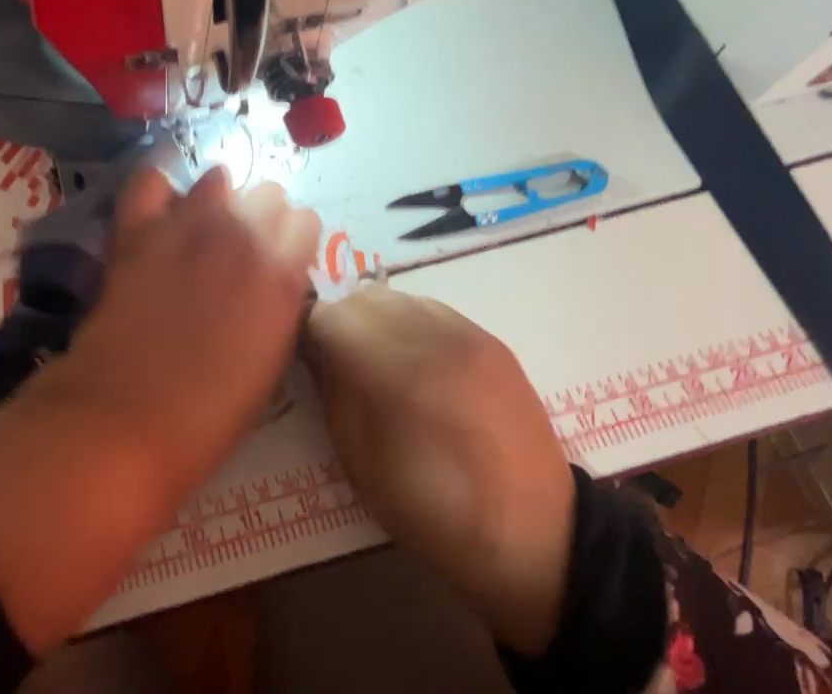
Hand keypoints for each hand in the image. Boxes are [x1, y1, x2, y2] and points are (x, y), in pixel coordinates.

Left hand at [0, 166, 320, 652]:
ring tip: (209, 216)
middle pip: (266, 195)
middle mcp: (243, 242)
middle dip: (261, 213)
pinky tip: (164, 197)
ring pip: (216, 182)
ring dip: (218, 196)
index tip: (282, 256)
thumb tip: (272, 285)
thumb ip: (275, 312)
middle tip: (245, 241)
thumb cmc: (208, 420)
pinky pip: (150, 185)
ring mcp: (187, 232)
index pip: (305, 224)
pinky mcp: (138, 235)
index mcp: (282, 281)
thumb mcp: (266, 367)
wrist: (126, 420)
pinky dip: (159, 186)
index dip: (293, 238)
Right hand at [305, 285, 574, 655]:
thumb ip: (333, 392)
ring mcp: (468, 333)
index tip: (296, 355)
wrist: (535, 535)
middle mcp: (434, 335)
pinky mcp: (491, 340)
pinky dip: (408, 324)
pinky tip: (410, 362)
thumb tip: (312, 350)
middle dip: (337, 321)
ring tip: (371, 360)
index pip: (328, 316)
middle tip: (331, 360)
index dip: (303, 331)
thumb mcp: (361, 461)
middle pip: (361, 297)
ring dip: (372, 318)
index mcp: (398, 370)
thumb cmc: (434, 512)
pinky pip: (432, 310)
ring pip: (397, 297)